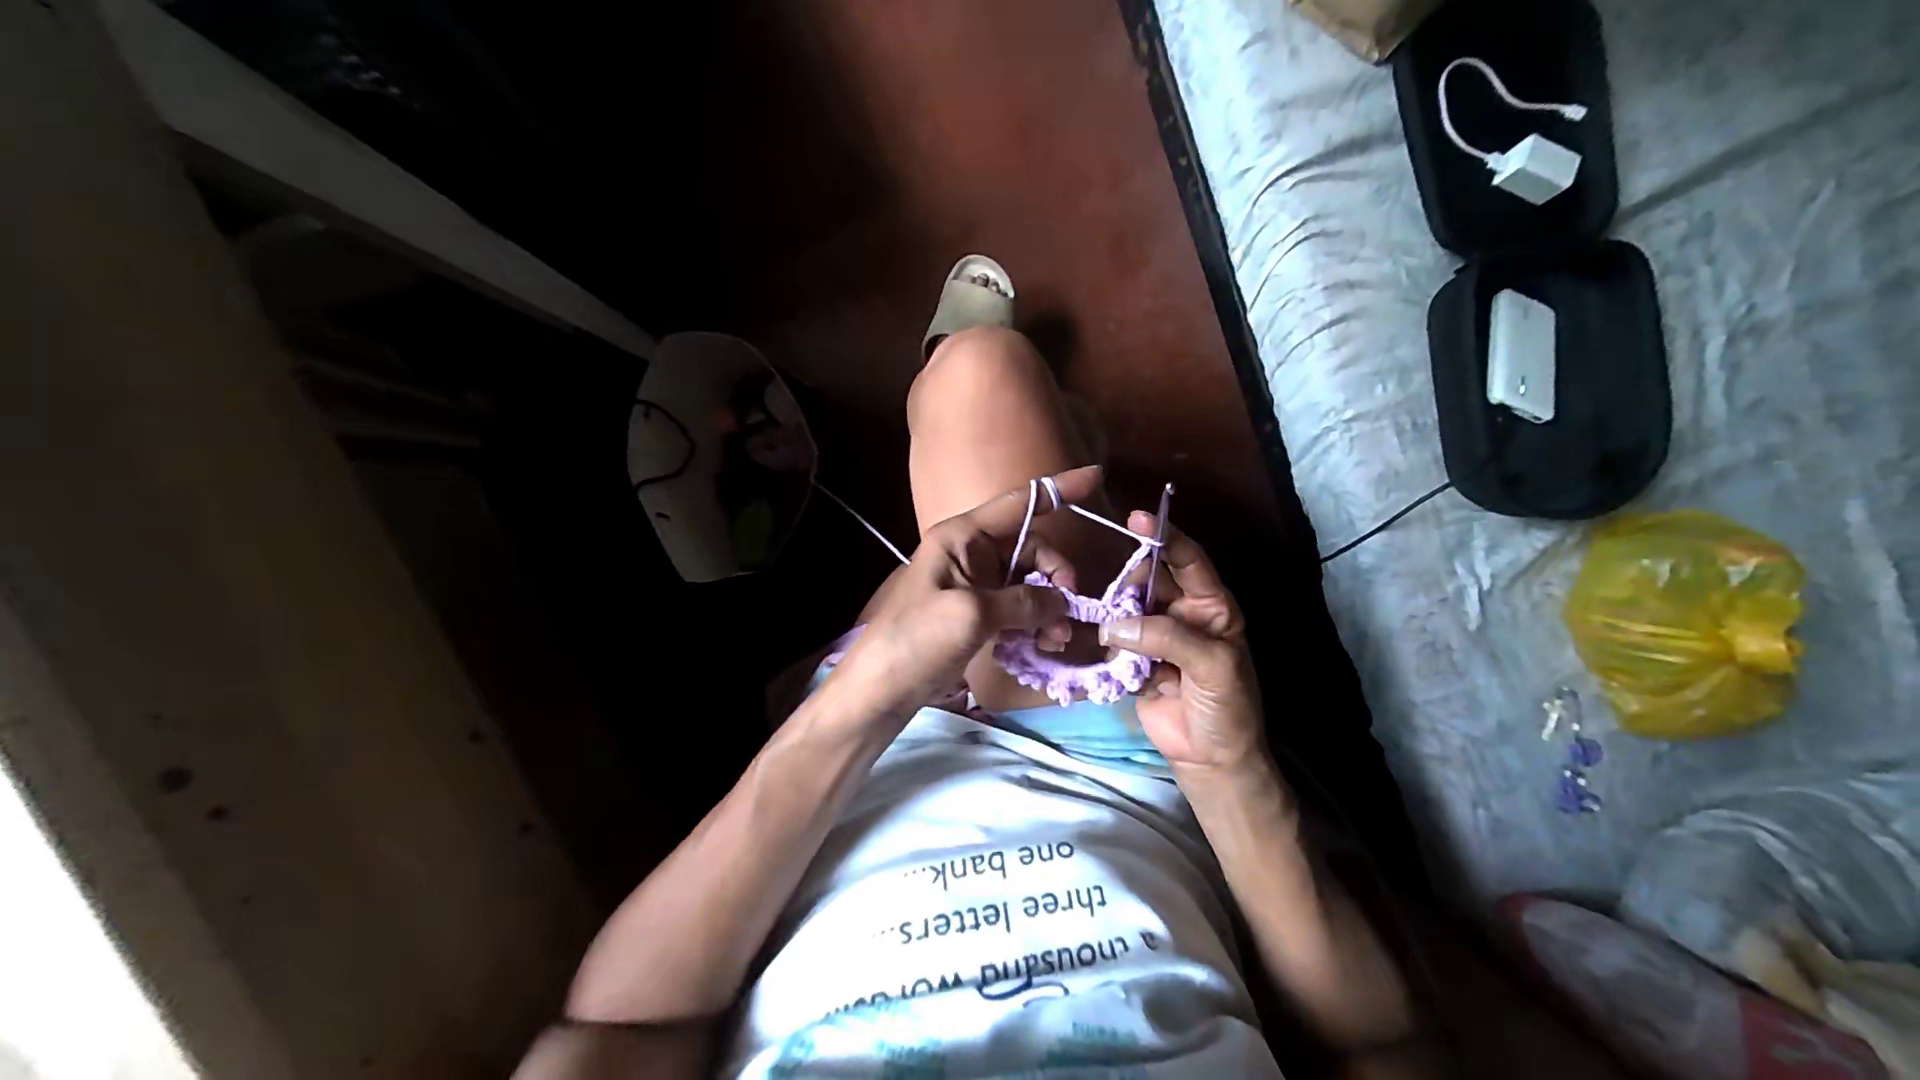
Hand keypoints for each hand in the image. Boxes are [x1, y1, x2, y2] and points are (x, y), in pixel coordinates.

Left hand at [823, 466, 1101, 723]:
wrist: (880, 688)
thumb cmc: (917, 640)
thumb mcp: (972, 615)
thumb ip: (1023, 601)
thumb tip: (1063, 601)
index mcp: (962, 537)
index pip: (1018, 503)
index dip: (1059, 489)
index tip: (1097, 474)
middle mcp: (971, 554)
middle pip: (1031, 549)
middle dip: (1057, 577)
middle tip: (1070, 612)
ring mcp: (975, 586)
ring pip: (1029, 583)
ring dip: (1049, 608)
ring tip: (1056, 641)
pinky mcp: (977, 616)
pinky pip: (1018, 610)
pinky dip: (1034, 625)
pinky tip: (1043, 648)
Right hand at [1100, 516, 1266, 779]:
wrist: (1212, 760)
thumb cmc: (1228, 709)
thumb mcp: (1212, 666)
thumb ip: (1167, 637)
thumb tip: (1114, 624)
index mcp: (1213, 607)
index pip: (1189, 561)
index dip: (1166, 538)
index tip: (1137, 518)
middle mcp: (1183, 614)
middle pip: (1151, 581)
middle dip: (1131, 583)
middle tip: (1118, 601)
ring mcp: (1156, 637)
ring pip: (1127, 608)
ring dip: (1114, 614)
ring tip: (1110, 632)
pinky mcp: (1134, 660)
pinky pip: (1114, 639)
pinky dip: (1105, 640)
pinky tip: (1100, 646)